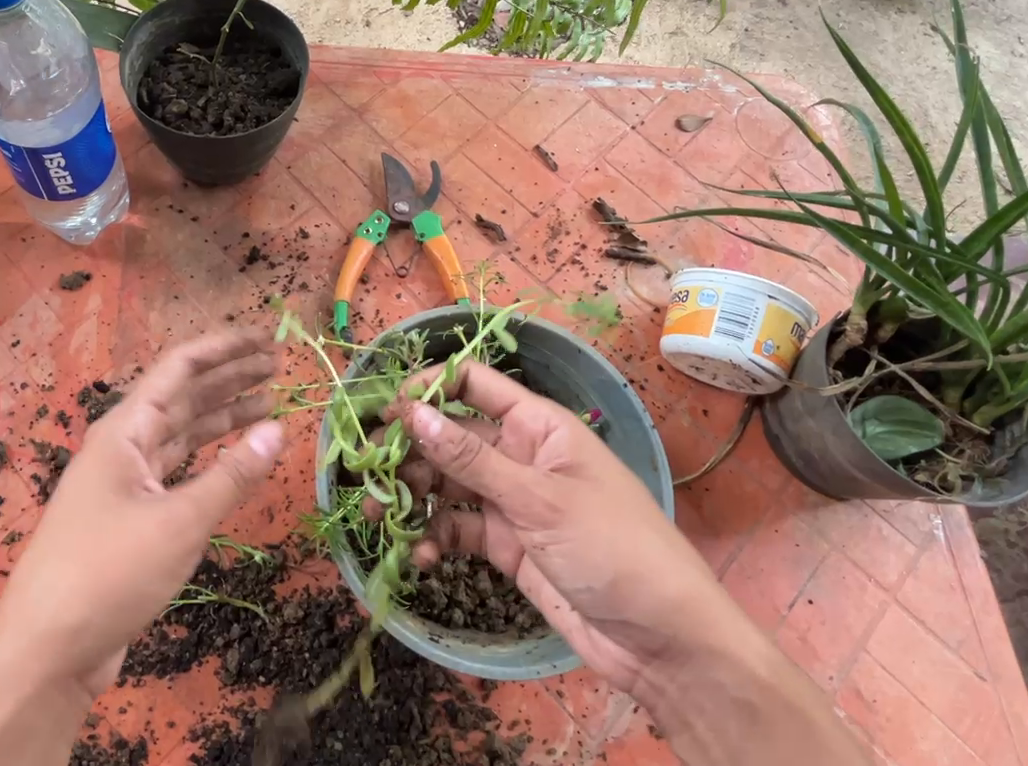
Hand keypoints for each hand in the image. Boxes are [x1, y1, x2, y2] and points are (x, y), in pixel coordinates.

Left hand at [0, 329, 284, 699]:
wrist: (46, 652)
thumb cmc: (108, 574)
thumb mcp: (178, 522)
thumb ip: (232, 475)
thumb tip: (279, 429)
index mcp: (124, 431)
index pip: (180, 368)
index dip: (225, 348)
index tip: (267, 338)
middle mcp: (122, 447)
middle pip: (183, 397)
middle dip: (230, 378)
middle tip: (279, 366)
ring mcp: (124, 483)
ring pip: (181, 436)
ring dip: (223, 418)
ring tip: (269, 405)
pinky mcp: (130, 519)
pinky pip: (177, 473)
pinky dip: (209, 461)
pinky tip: (235, 459)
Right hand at [384, 362, 746, 694]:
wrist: (662, 641)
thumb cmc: (613, 548)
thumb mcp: (539, 499)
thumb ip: (471, 457)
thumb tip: (410, 412)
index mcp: (538, 426)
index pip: (474, 384)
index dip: (428, 387)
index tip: (385, 408)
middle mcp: (519, 455)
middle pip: (451, 436)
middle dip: (409, 450)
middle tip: (365, 470)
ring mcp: (511, 501)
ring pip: (447, 484)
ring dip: (411, 497)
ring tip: (375, 517)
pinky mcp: (506, 544)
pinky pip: (457, 529)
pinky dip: (434, 539)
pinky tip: (421, 558)